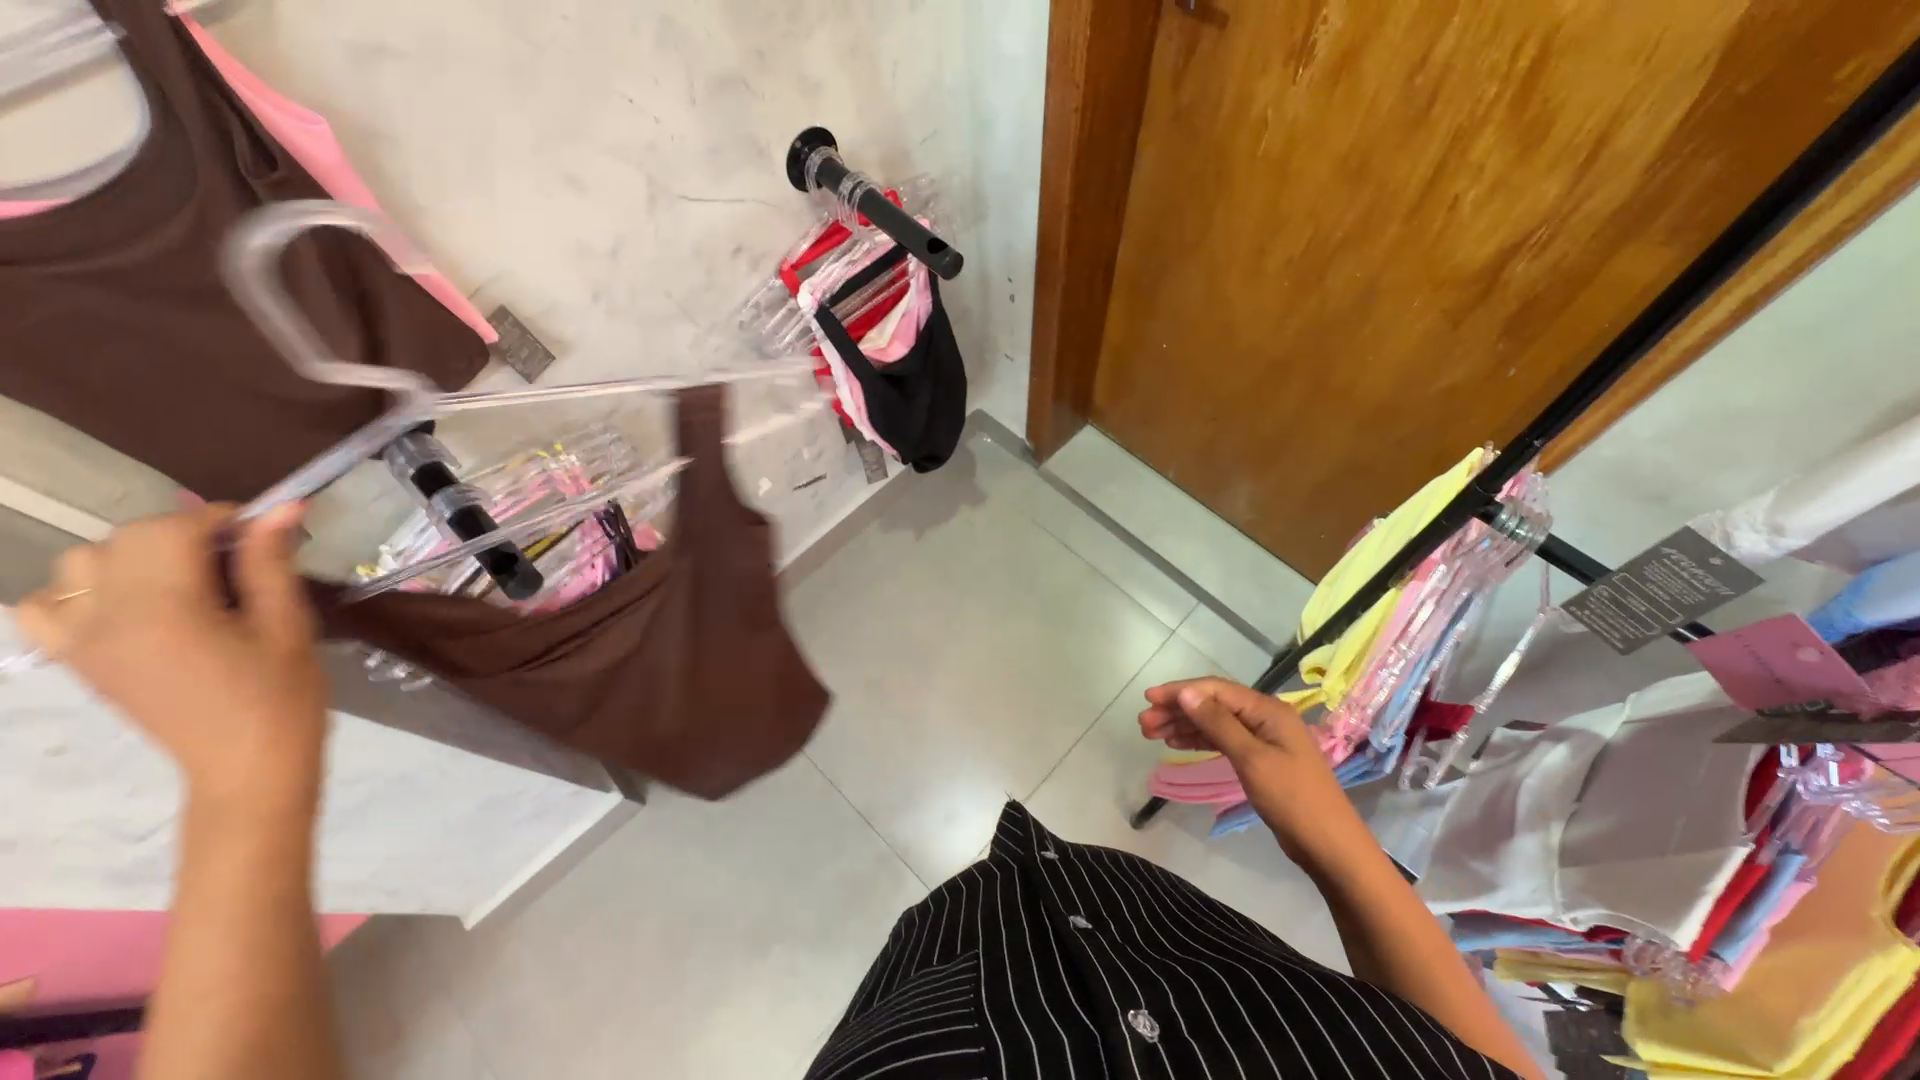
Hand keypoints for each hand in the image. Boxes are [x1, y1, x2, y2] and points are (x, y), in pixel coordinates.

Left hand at [18, 504, 328, 816]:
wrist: (247, 765)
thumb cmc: (282, 696)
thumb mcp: (288, 626)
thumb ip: (271, 563)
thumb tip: (281, 507)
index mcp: (165, 610)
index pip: (171, 529)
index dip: (220, 519)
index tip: (263, 533)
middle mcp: (107, 619)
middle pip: (126, 539)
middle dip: (182, 535)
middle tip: (236, 559)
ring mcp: (82, 641)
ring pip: (81, 564)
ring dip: (132, 556)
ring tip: (183, 580)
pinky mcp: (77, 659)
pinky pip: (44, 607)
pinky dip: (79, 592)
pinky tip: (129, 604)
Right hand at [1138, 677, 1368, 865]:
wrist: (1328, 844)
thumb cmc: (1292, 798)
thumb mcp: (1251, 759)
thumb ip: (1218, 724)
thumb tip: (1187, 693)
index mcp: (1268, 710)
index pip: (1215, 690)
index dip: (1180, 692)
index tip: (1148, 700)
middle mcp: (1266, 718)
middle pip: (1213, 705)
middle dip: (1177, 710)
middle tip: (1144, 723)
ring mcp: (1264, 740)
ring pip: (1216, 723)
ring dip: (1184, 726)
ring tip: (1152, 734)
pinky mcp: (1261, 760)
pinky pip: (1224, 740)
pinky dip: (1200, 740)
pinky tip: (1178, 744)